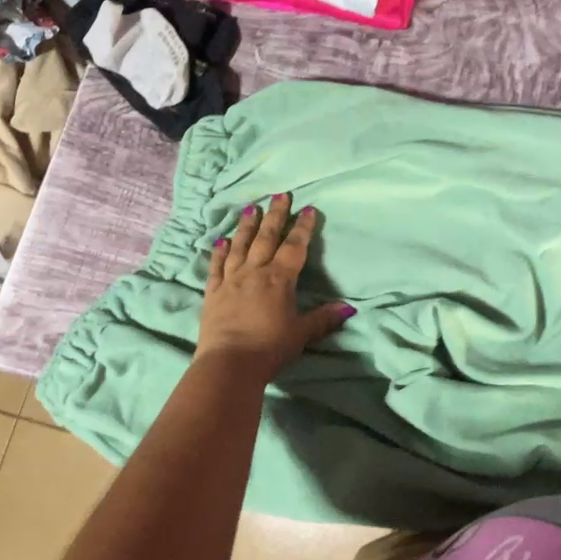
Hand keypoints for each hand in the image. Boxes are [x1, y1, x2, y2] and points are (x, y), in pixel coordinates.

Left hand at [196, 192, 351, 380]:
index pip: (294, 247)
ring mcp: (231, 281)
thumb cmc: (270, 348)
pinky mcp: (212, 293)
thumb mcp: (301, 334)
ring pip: (240, 246)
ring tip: (250, 208)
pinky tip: (220, 241)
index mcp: (279, 279)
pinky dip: (219, 252)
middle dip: (275, 215)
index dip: (303, 227)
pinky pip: (216, 267)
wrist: (229, 365)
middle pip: (267, 238)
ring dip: (246, 226)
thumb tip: (348, 308)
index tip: (307, 209)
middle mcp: (254, 272)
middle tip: (280, 195)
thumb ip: (323, 318)